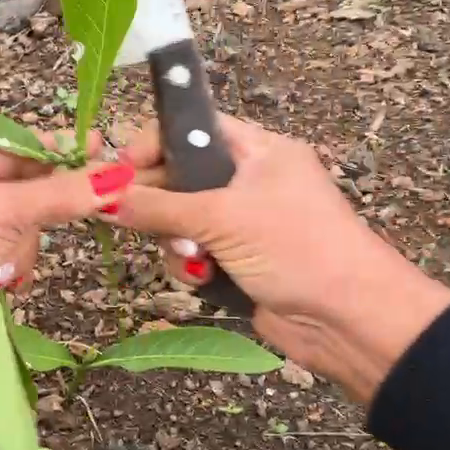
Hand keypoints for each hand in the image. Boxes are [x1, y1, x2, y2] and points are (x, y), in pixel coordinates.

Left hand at [0, 147, 134, 449]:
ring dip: (20, 254)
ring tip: (0, 270)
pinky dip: (13, 276)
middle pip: (26, 195)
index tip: (98, 151)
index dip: (55, 153)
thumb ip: (59, 194)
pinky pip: (14, 264)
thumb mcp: (1, 211)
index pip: (16, 151)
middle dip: (33, 219)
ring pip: (25, 234)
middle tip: (38, 228)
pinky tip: (1, 288)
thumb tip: (116, 176)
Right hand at [108, 115, 449, 402]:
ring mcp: (239, 223)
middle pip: (175, 178)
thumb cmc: (298, 250)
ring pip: (175, 221)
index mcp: (257, 150)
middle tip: (144, 221)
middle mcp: (246, 181)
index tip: (120, 171)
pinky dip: (190, 267)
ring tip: (195, 259)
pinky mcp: (233, 260)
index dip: (152, 144)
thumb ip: (157, 205)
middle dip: (160, 204)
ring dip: (176, 243)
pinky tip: (205, 279)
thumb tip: (101, 197)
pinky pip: (189, 253)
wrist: (348, 322)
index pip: (190, 127)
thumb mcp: (222, 218)